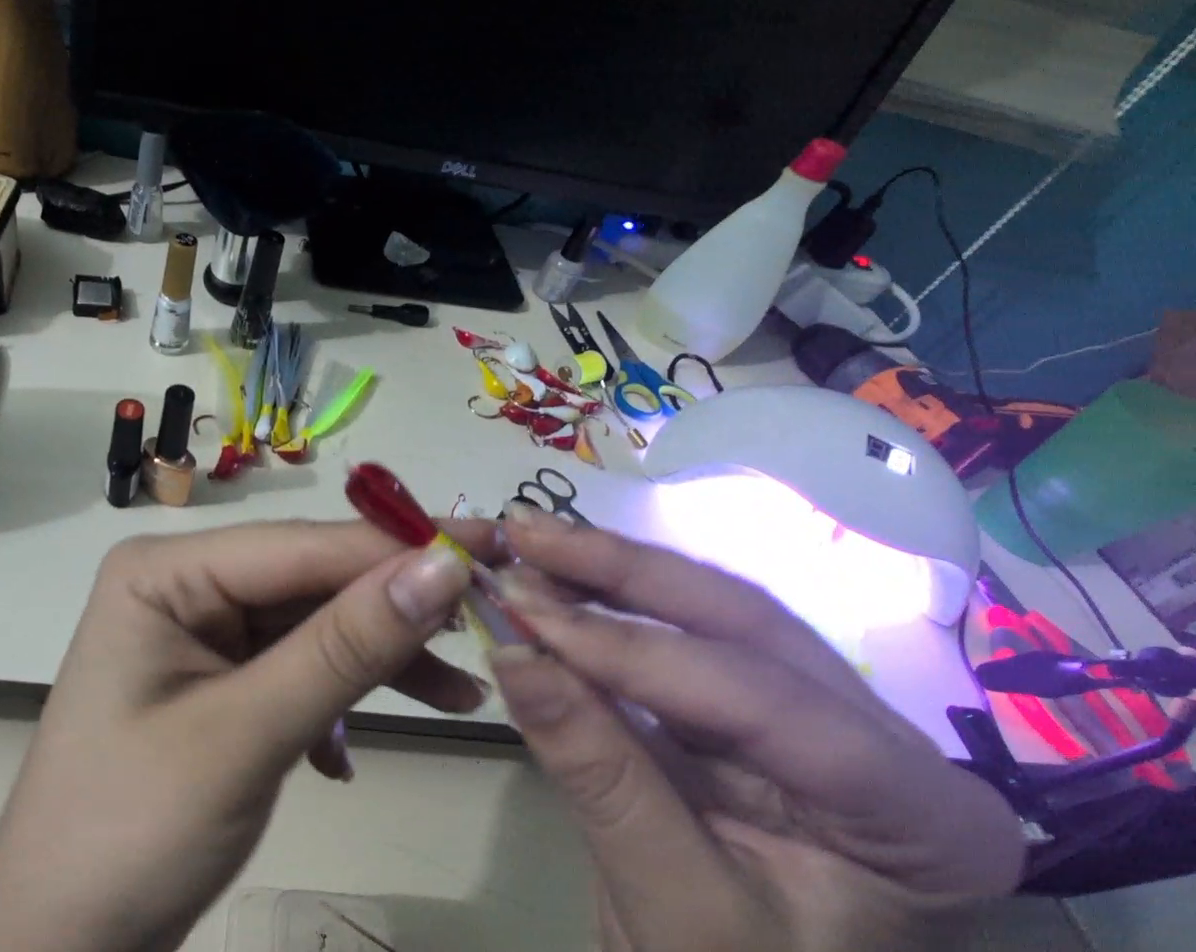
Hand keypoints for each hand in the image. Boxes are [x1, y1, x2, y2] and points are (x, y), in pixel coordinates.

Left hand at [0, 520, 494, 951]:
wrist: (62, 942)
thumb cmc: (132, 831)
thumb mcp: (244, 735)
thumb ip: (344, 648)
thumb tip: (443, 564)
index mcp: (164, 572)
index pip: (302, 545)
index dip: (399, 550)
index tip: (494, 554)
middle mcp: (183, 586)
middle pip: (311, 581)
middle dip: (395, 611)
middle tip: (490, 628)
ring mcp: (200, 636)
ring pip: (313, 627)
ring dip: (379, 661)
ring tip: (460, 699)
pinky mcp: (218, 684)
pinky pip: (295, 670)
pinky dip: (337, 702)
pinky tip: (350, 758)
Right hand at [487, 506, 1023, 951]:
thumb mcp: (670, 907)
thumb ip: (598, 774)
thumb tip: (512, 654)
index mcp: (927, 817)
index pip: (769, 700)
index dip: (636, 649)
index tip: (525, 611)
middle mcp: (891, 744)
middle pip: (748, 626)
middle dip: (627, 573)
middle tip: (526, 533)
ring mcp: (825, 722)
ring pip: (715, 618)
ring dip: (613, 576)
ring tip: (528, 543)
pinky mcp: (759, 719)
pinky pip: (683, 647)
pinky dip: (611, 614)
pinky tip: (555, 585)